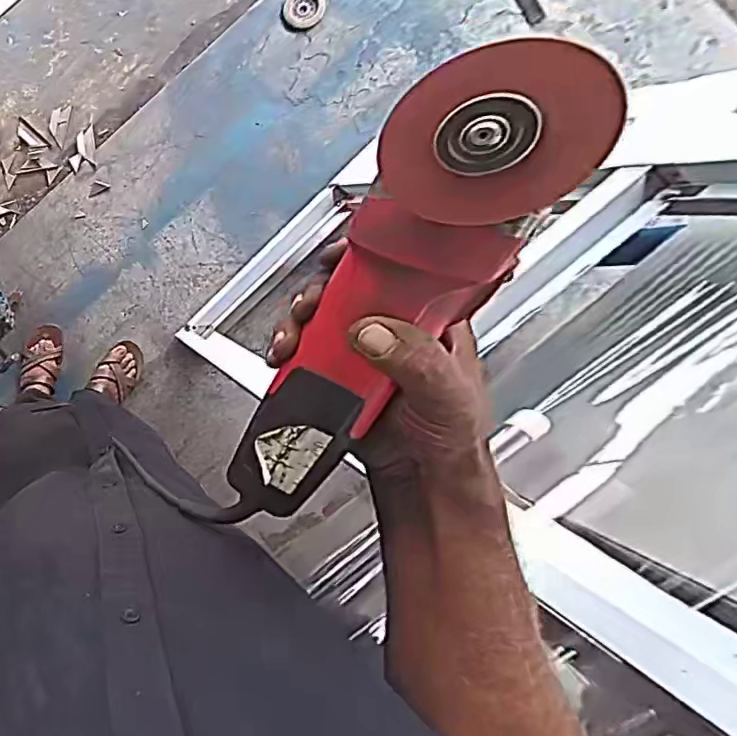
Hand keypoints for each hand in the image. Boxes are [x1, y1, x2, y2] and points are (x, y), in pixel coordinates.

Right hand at [264, 240, 491, 486]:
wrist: (421, 479)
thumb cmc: (452, 435)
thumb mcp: (446, 391)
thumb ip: (415, 359)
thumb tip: (371, 332)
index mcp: (429, 318)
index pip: (396, 270)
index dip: (364, 255)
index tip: (339, 256)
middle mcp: (390, 327)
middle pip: (344, 291)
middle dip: (318, 293)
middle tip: (310, 306)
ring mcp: (359, 351)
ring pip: (319, 319)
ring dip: (296, 324)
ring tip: (291, 341)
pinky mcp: (333, 374)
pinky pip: (304, 353)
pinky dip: (288, 353)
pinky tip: (284, 360)